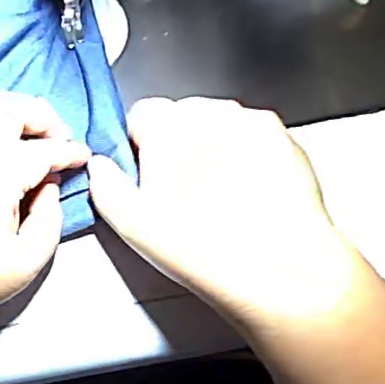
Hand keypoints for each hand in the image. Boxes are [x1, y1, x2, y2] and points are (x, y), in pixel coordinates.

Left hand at [0, 93, 91, 333]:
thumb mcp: (27, 261)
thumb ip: (50, 217)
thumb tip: (48, 187)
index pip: (43, 148)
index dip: (69, 151)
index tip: (85, 157)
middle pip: (12, 107)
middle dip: (44, 117)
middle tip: (61, 141)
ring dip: (20, 123)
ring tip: (39, 150)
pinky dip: (0, 136)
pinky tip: (11, 165)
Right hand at [88, 97, 378, 341]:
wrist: (278, 270)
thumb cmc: (204, 250)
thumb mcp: (133, 226)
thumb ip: (105, 186)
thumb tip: (100, 167)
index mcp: (169, 126)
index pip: (139, 116)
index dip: (138, 149)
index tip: (147, 179)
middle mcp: (213, 113)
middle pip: (180, 118)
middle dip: (176, 147)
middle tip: (181, 196)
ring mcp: (253, 122)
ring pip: (217, 127)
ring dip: (211, 151)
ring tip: (216, 200)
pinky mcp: (284, 139)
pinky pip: (251, 140)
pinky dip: (244, 159)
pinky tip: (245, 197)